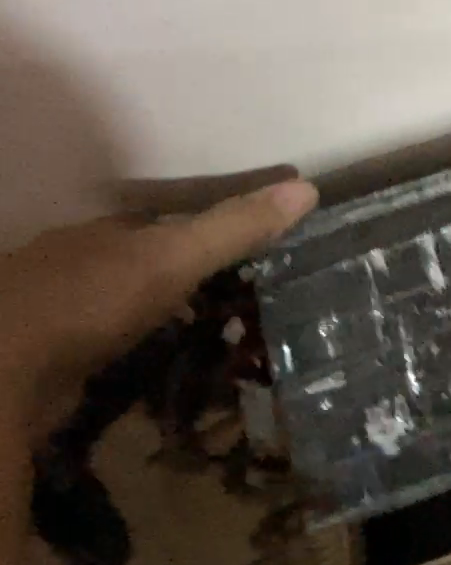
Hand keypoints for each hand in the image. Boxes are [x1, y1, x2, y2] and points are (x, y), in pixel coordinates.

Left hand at [0, 180, 317, 422]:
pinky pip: (110, 342)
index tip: (255, 245)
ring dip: (164, 313)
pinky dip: (140, 347)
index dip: (207, 229)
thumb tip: (307, 187)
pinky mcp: (49, 357)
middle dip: (186, 272)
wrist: (5, 378)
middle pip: (142, 260)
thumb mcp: (175, 258)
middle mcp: (69, 265)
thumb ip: (235, 227)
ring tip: (217, 329)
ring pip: (125, 302)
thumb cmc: (88, 303)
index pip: (160, 221)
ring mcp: (53, 313)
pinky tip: (167, 359)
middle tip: (245, 290)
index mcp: (97, 235)